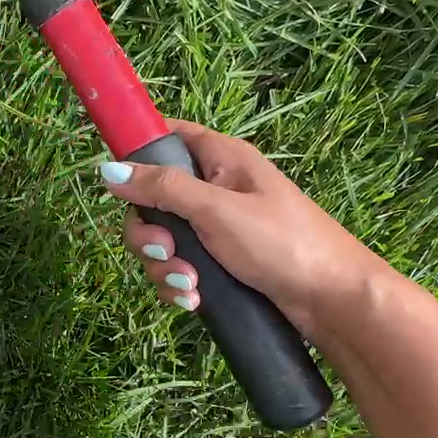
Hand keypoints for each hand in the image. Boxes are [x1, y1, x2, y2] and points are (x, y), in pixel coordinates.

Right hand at [101, 120, 392, 336]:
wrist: (329, 299)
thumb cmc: (282, 243)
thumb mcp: (217, 211)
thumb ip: (162, 189)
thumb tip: (109, 170)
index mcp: (221, 161)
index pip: (169, 137)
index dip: (139, 152)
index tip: (116, 180)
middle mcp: (213, 191)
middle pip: (151, 202)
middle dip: (147, 235)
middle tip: (164, 252)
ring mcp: (213, 229)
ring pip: (159, 242)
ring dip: (164, 268)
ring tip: (189, 287)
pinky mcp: (214, 263)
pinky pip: (175, 269)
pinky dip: (177, 286)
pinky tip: (193, 300)